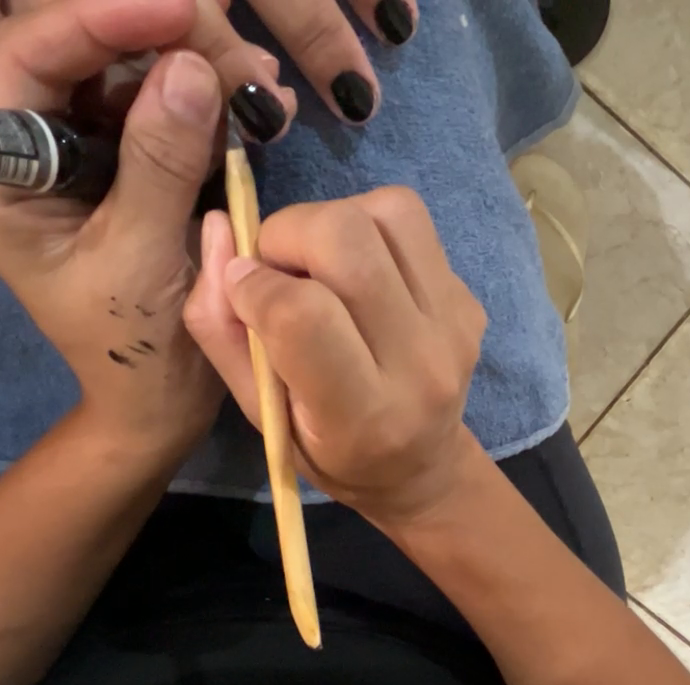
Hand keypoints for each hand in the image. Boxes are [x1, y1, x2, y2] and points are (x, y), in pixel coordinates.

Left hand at [0, 0, 227, 457]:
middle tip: (230, 52)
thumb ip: (160, 163)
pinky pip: (164, 114)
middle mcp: (31, 150)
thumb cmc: (135, 351)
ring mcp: (84, 158)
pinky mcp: (131, 170)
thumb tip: (193, 69)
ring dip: (191, 67)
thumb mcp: (142, 258)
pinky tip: (254, 103)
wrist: (162, 404)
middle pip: (75, 55)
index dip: (95, 22)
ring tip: (259, 82)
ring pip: (126, 77)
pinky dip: (209, 105)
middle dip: (152, 42)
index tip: (176, 10)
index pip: (26, 62)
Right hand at [183, 187, 489, 524]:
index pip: (303, 314)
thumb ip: (224, 330)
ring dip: (337, 220)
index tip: (244, 291)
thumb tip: (219, 227)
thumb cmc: (332, 452)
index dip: (256, 284)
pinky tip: (362, 275)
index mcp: (362, 415)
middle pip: (347, 239)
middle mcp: (420, 367)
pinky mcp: (471, 301)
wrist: (423, 468)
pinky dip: (372, 231)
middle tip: (281, 268)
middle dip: (291, 233)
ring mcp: (454, 329)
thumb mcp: (264, 415)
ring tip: (321, 266)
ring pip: (390, 211)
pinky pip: (414, 225)